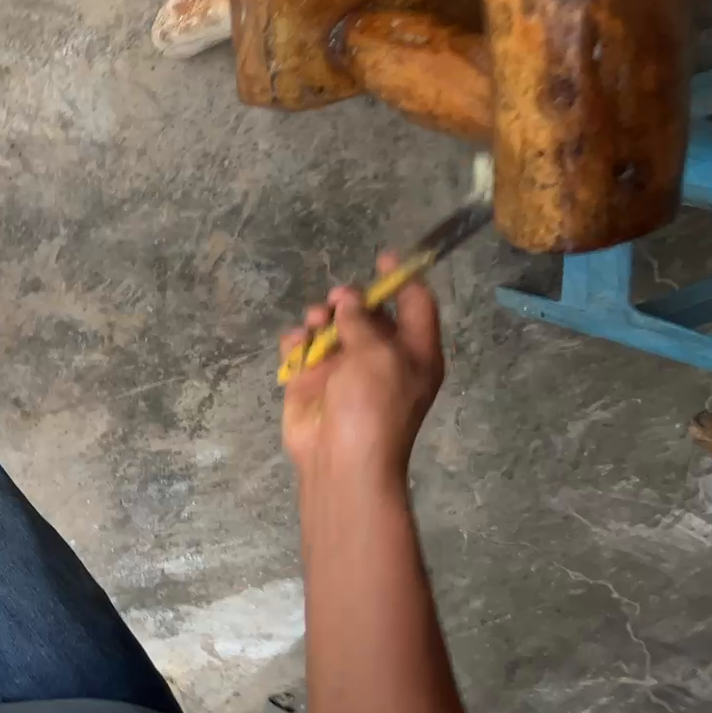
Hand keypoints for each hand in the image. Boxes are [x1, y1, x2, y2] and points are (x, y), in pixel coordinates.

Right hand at [281, 252, 444, 490]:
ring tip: (313, 324)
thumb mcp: (379, 357)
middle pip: (365, 313)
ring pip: (328, 326)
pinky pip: (300, 348)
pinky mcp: (309, 378)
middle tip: (336, 300)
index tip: (385, 257)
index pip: (415, 306)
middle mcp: (379, 355)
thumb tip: (346, 299)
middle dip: (349, 301)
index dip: (402, 280)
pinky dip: (296, 342)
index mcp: (413, 352)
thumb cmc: (374, 406)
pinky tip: (296, 346)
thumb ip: (363, 322)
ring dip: (319, 319)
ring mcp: (341, 367)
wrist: (340, 455)